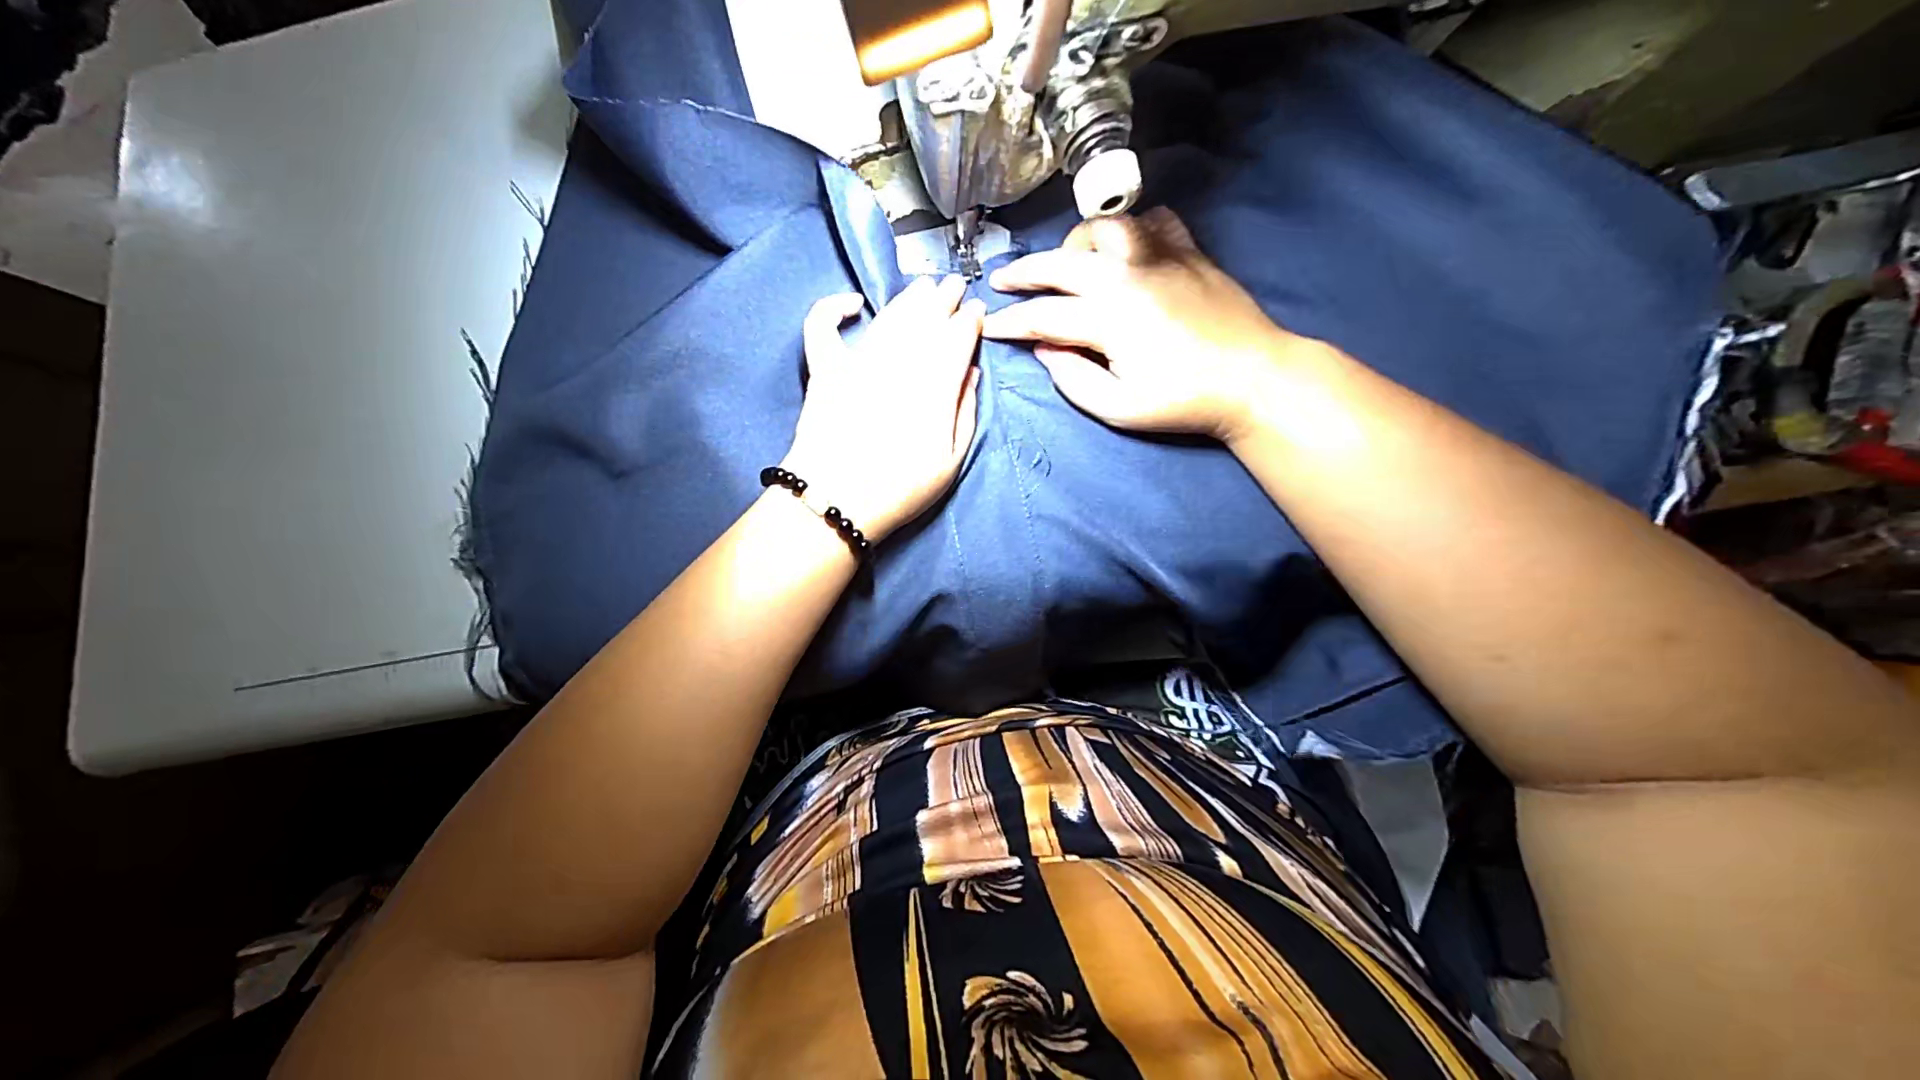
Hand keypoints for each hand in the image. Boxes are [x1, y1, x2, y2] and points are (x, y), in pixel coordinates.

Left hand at [781, 275, 983, 542]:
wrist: (836, 500)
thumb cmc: (900, 489)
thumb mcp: (951, 460)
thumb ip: (965, 411)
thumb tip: (970, 373)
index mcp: (936, 382)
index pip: (958, 335)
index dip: (969, 318)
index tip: (976, 311)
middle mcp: (900, 360)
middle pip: (926, 316)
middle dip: (944, 298)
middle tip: (954, 286)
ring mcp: (858, 360)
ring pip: (888, 315)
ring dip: (908, 298)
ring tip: (922, 288)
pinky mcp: (824, 368)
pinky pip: (823, 326)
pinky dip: (832, 308)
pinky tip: (851, 303)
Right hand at [982, 207, 1318, 443]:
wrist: (1252, 377)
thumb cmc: (1183, 400)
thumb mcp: (1119, 408)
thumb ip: (1073, 379)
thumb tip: (1045, 350)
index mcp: (1108, 316)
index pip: (1043, 314)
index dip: (1010, 321)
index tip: (990, 324)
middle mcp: (1127, 275)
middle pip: (1061, 262)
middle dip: (1024, 271)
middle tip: (1004, 281)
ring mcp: (1160, 256)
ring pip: (1105, 227)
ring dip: (1077, 242)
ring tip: (1070, 263)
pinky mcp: (1188, 251)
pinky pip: (1155, 221)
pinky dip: (1134, 231)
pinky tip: (1129, 251)